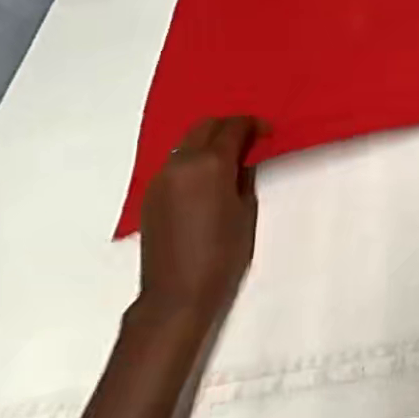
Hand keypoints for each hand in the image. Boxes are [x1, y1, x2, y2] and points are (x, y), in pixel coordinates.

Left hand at [138, 116, 262, 317]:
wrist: (178, 292)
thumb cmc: (224, 250)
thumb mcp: (247, 207)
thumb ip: (244, 175)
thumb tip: (242, 161)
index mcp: (209, 164)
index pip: (233, 127)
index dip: (254, 125)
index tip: (268, 133)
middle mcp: (180, 164)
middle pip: (204, 126)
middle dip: (228, 126)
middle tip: (250, 140)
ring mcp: (160, 179)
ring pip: (186, 143)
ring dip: (208, 142)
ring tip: (230, 160)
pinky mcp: (150, 196)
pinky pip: (174, 164)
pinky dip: (192, 160)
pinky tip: (207, 179)